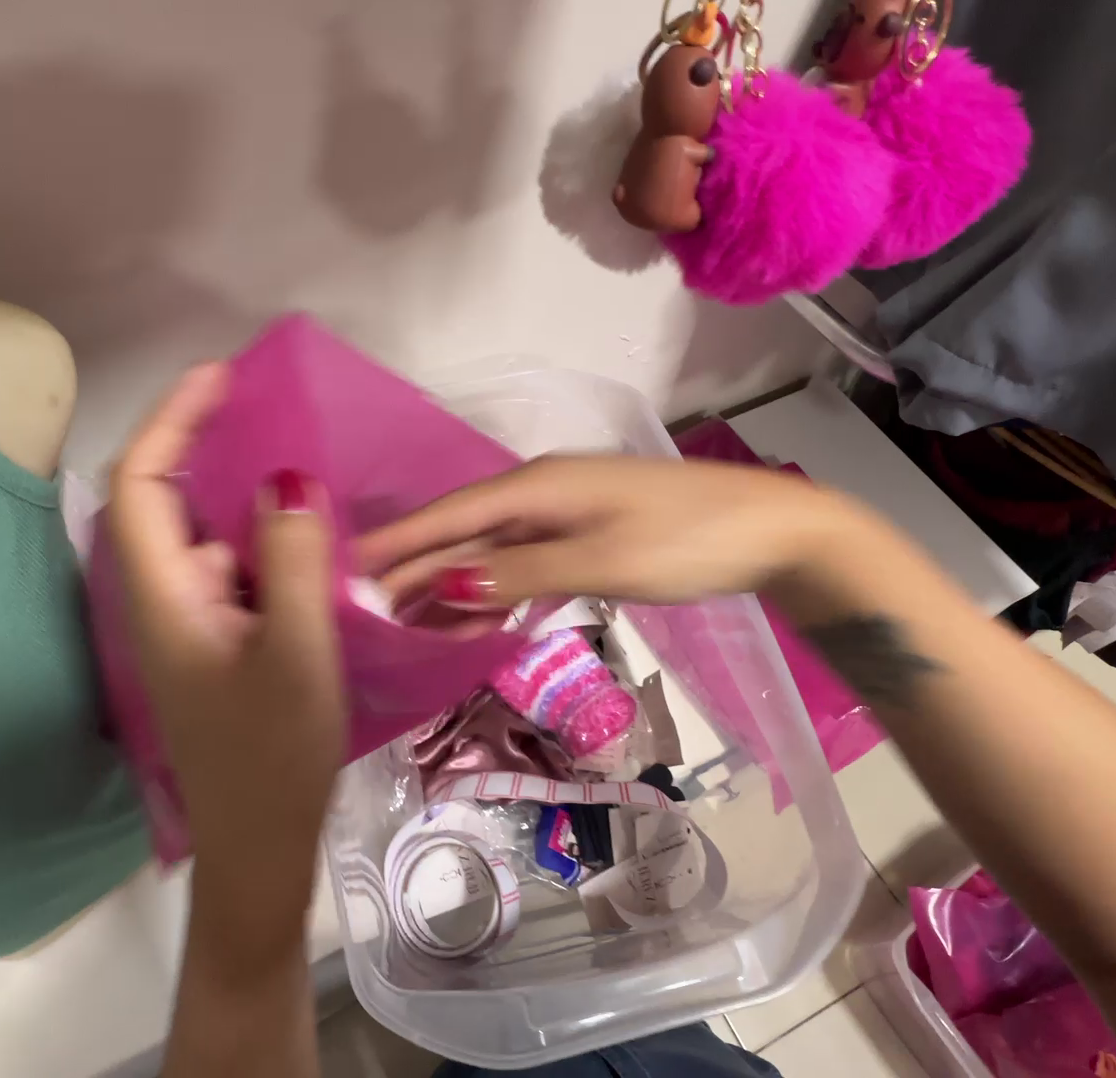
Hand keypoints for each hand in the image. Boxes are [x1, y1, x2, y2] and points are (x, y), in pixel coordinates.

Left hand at [107, 364, 345, 909]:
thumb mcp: (297, 649)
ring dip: (244, 498)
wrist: (261, 842)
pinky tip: (310, 542)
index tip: (220, 378)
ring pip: (209, 539)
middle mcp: (164, 602)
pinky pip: (235, 572)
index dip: (172, 422)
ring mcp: (190, 626)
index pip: (142, 487)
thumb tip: (287, 478)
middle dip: (207, 446)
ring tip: (304, 472)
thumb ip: (292, 559)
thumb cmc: (274, 751)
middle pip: (167, 504)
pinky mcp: (218, 644)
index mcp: (165, 598)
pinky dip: (265, 543)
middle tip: (267, 410)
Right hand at [358, 455, 861, 608]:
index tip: (346, 566)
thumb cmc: (684, 541)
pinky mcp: (584, 541)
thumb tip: (446, 582)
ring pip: (490, 554)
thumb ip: (522, 572)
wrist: (769, 532)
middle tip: (366, 613)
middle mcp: (541, 495)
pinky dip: (495, 594)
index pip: (450, 515)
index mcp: (539, 487)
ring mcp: (563, 518)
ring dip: (450, 588)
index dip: (398, 541)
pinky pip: (523, 568)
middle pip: (463, 535)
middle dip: (415, 571)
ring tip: (406, 627)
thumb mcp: (600, 559)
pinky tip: (472, 620)